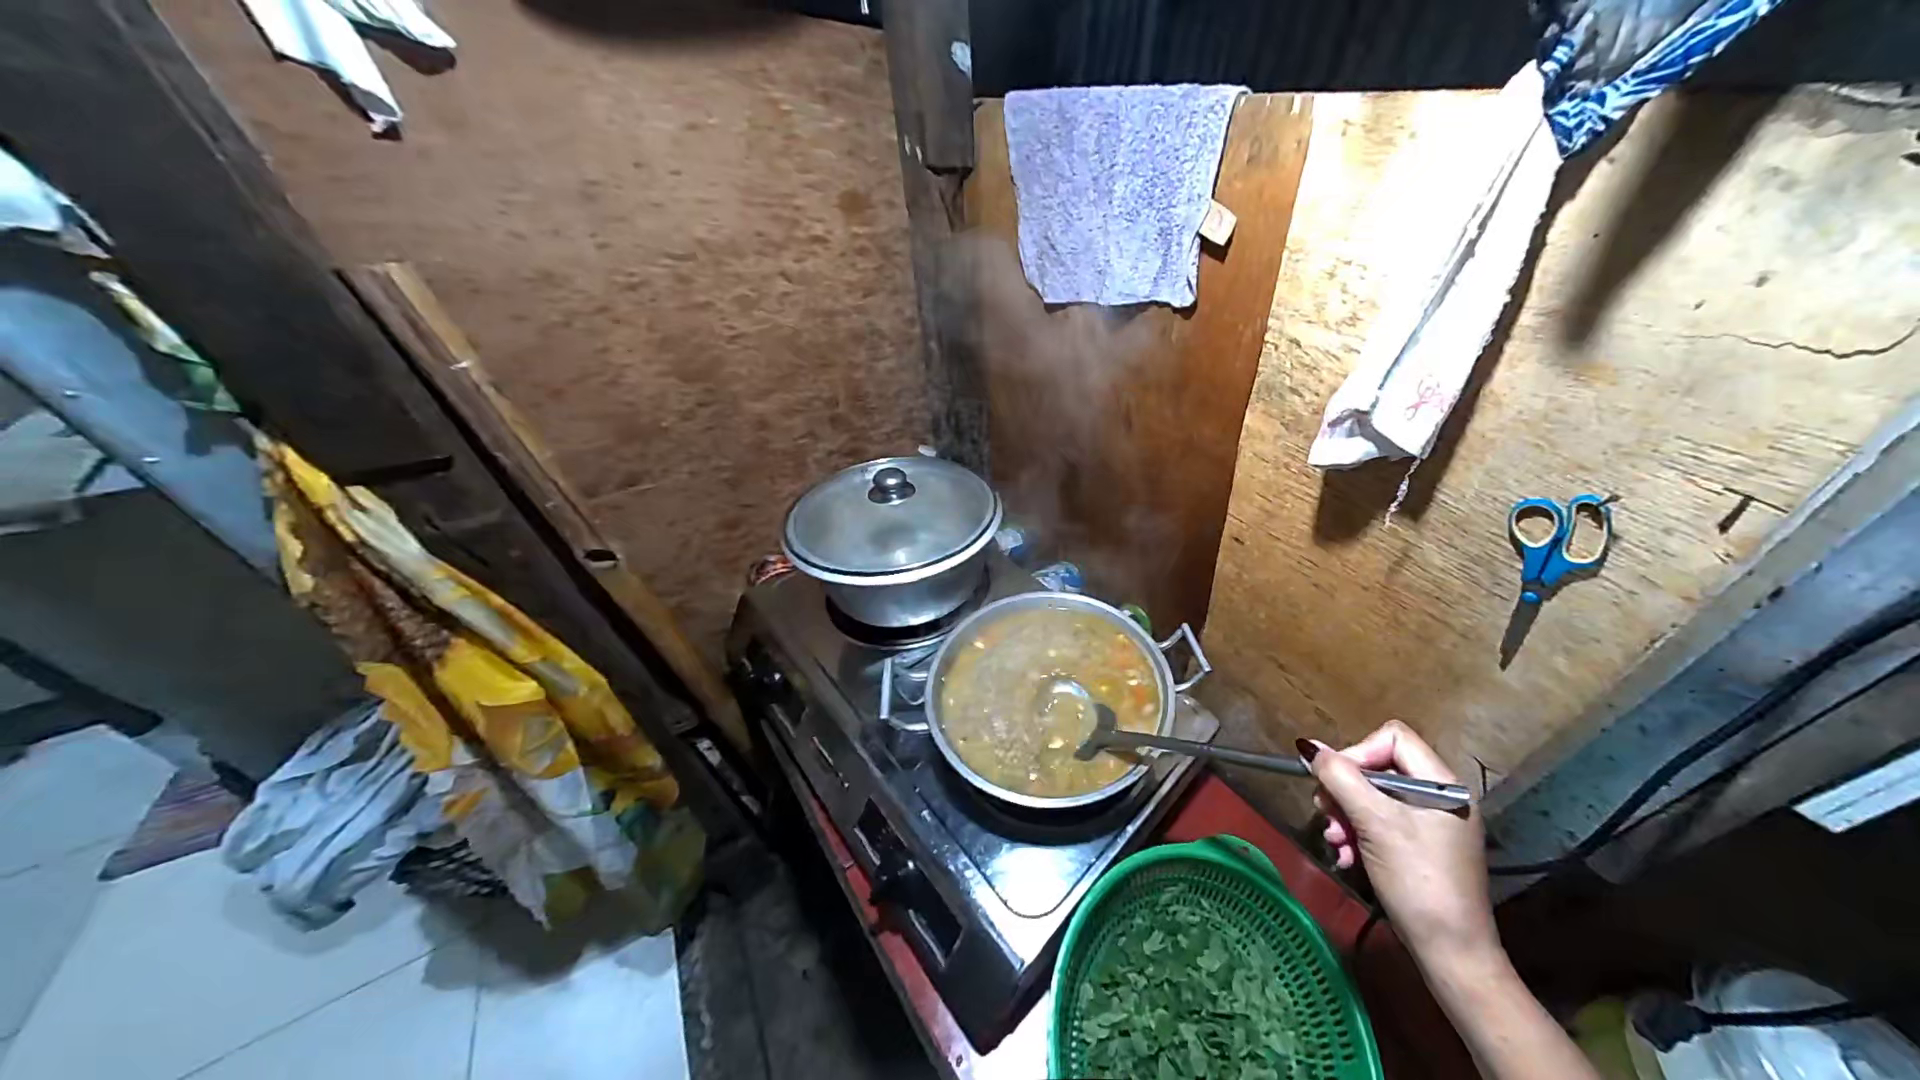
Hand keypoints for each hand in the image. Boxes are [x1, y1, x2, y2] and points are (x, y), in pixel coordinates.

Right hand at [1302, 721, 1498, 971]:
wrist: (1451, 952)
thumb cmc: (1418, 880)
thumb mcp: (1373, 822)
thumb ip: (1339, 778)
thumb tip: (1308, 747)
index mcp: (1441, 784)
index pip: (1391, 737)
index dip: (1358, 752)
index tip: (1336, 782)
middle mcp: (1438, 797)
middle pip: (1377, 767)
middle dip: (1345, 790)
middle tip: (1328, 815)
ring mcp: (1429, 824)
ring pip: (1372, 797)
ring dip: (1345, 815)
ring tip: (1336, 841)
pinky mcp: (1419, 847)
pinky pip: (1378, 823)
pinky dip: (1357, 834)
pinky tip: (1347, 855)